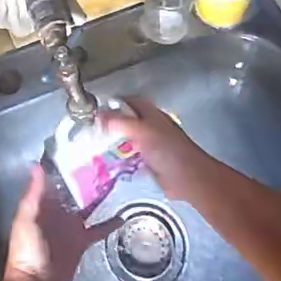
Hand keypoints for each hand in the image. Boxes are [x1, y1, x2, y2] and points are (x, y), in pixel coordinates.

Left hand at [5, 166, 120, 280]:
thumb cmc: (28, 248)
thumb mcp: (29, 217)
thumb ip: (35, 192)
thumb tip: (37, 164)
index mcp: (42, 202)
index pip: (52, 177)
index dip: (62, 162)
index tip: (77, 144)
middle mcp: (57, 209)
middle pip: (72, 189)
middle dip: (84, 175)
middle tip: (103, 157)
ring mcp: (70, 224)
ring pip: (86, 206)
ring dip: (97, 196)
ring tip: (115, 180)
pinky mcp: (81, 240)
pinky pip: (97, 229)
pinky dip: (109, 224)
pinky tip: (122, 216)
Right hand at [97, 96, 212, 200]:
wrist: (188, 178)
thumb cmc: (168, 150)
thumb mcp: (142, 131)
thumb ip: (119, 122)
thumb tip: (98, 116)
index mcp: (150, 113)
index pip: (128, 102)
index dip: (113, 103)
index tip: (94, 111)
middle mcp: (150, 126)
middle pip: (126, 121)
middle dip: (110, 125)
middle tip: (91, 132)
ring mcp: (150, 145)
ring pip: (127, 140)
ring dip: (114, 144)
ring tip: (95, 149)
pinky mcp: (150, 162)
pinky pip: (130, 157)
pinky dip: (120, 159)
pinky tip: (108, 164)